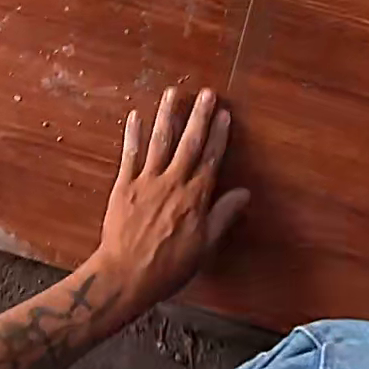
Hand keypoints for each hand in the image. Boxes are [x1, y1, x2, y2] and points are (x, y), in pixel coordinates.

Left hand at [88, 86, 250, 310]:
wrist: (125, 276)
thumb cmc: (168, 266)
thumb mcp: (204, 246)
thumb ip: (223, 216)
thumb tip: (244, 194)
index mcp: (194, 197)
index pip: (211, 158)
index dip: (218, 135)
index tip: (224, 113)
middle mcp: (173, 183)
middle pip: (189, 143)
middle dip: (199, 116)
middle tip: (207, 93)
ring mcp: (147, 181)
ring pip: (160, 142)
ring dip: (167, 115)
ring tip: (173, 92)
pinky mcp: (124, 185)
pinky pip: (130, 155)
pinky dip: (133, 135)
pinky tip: (135, 116)